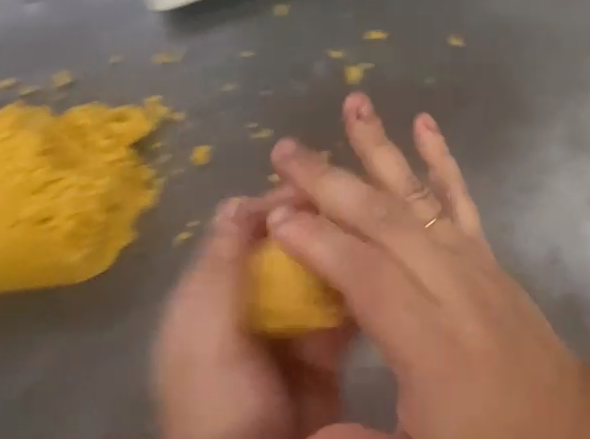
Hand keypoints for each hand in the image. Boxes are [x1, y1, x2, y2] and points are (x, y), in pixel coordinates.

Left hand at [154, 192, 357, 438]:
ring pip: (317, 278)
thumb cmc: (216, 403)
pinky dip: (358, 296)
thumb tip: (239, 199)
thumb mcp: (204, 332)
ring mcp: (287, 336)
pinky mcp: (323, 360)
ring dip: (340, 255)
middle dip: (315, 226)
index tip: (313, 186)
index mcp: (209, 299)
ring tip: (378, 228)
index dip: (274, 207)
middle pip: (284, 251)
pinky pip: (342, 316)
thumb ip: (221, 266)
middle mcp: (248, 309)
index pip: (242, 234)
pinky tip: (385, 273)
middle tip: (355, 204)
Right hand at [266, 93, 589, 438]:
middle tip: (286, 150)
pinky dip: (440, 159)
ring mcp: (473, 263)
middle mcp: (450, 287)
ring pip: (418, 197)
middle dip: (331, 182)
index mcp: (429, 342)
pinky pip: (459, 199)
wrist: (569, 425)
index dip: (319, 242)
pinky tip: (424, 124)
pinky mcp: (486, 255)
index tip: (276, 212)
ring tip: (354, 105)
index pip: (366, 274)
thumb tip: (311, 427)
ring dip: (381, 149)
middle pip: (384, 222)